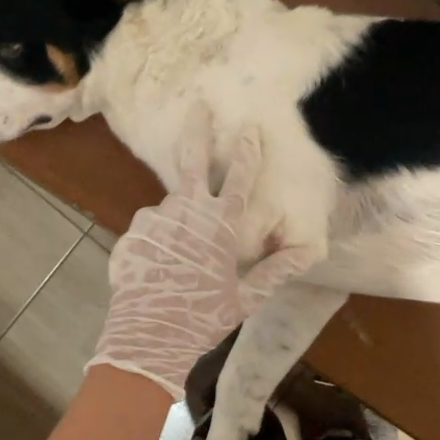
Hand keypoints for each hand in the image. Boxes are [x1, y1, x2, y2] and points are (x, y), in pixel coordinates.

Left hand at [87, 105, 314, 400]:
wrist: (149, 333)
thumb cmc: (203, 317)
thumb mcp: (245, 298)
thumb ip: (273, 271)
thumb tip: (305, 254)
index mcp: (221, 225)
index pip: (240, 178)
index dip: (247, 152)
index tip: (250, 127)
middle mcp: (188, 211)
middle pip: (193, 159)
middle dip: (198, 130)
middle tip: (198, 106)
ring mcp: (157, 218)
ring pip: (171, 210)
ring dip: (177, 222)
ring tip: (178, 260)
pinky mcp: (133, 231)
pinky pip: (151, 231)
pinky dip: (157, 242)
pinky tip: (158, 268)